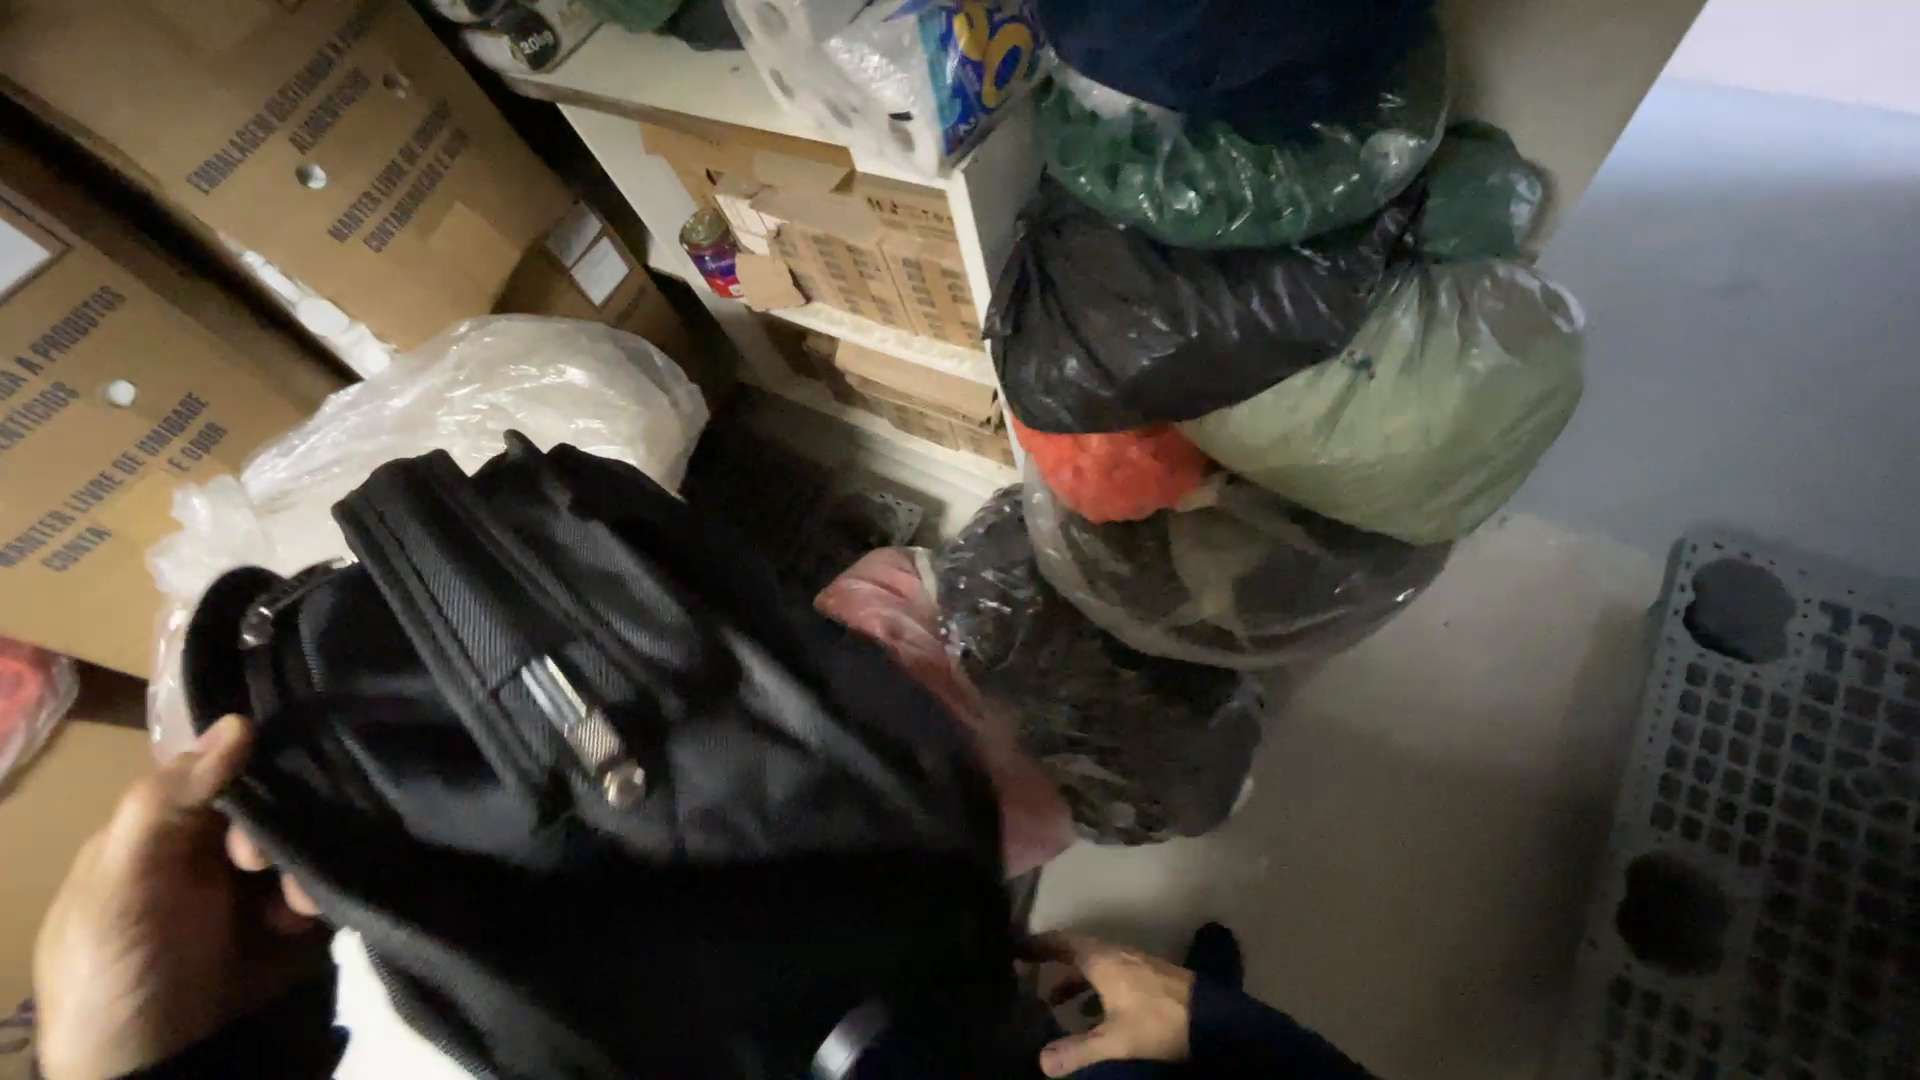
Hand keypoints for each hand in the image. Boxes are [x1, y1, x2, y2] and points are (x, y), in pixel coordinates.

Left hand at [33, 715, 328, 1079]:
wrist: (174, 1070)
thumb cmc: (123, 975)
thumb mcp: (120, 891)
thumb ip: (165, 805)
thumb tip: (239, 719)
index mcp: (164, 834)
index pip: (224, 768)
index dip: (250, 767)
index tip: (266, 785)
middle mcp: (220, 847)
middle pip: (281, 797)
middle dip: (282, 826)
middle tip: (261, 867)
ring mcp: (269, 880)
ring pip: (318, 833)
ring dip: (309, 864)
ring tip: (292, 906)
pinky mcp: (312, 908)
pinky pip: (341, 872)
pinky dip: (330, 890)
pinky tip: (308, 917)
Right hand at [1032, 933, 1195, 1076]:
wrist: (1211, 1018)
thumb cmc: (1158, 1021)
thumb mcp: (1116, 1041)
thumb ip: (1078, 1050)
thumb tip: (1041, 1062)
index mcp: (1100, 958)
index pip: (1059, 942)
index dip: (1036, 945)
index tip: (1014, 950)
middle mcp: (1112, 952)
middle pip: (1073, 949)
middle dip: (1050, 960)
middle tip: (1026, 972)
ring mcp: (1130, 962)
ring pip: (1091, 963)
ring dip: (1071, 978)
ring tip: (1052, 1002)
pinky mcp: (1144, 976)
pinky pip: (1106, 973)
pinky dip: (1090, 986)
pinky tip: (1090, 1014)